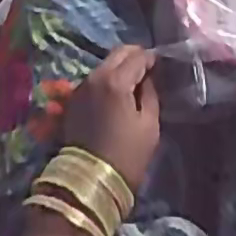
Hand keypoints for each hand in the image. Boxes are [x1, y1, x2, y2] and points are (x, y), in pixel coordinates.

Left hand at [63, 45, 160, 190]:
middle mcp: (95, 76)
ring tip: (133, 80)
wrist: (90, 182)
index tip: (160, 64)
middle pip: (118, 53)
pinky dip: (108, 78)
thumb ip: (150, 94)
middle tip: (148, 68)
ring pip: (105, 64)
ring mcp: (81, 85)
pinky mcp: (74, 97)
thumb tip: (148, 77)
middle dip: (134, 56)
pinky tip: (116, 92)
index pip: (137, 56)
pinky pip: (95, 78)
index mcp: (116, 81)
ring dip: (120, 66)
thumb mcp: (149, 126)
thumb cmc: (126, 156)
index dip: (151, 58)